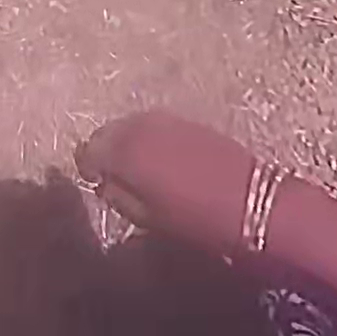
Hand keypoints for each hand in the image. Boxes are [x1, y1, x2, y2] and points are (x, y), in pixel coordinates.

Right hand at [75, 111, 258, 250]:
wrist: (251, 198)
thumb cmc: (197, 217)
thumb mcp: (149, 217)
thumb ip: (119, 196)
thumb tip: (103, 183)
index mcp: (125, 151)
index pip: (88, 149)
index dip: (85, 165)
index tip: (90, 180)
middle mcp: (137, 127)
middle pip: (106, 132)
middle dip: (103, 150)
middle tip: (108, 173)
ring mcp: (160, 118)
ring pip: (126, 124)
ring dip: (123, 141)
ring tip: (131, 164)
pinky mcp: (180, 118)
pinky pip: (148, 123)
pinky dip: (143, 136)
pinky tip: (153, 155)